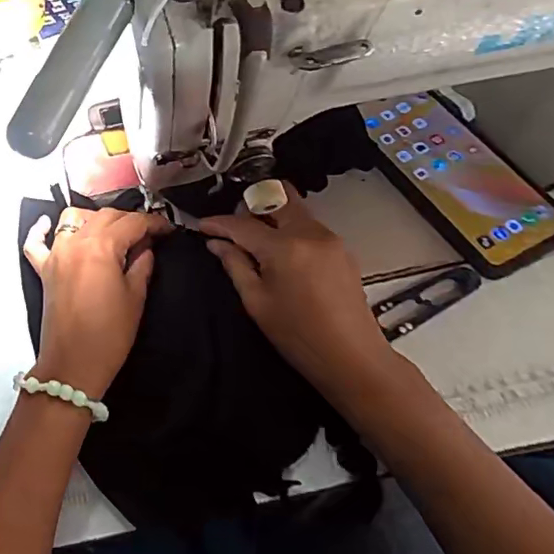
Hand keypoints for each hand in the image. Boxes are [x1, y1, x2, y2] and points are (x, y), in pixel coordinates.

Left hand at [23, 207, 172, 397]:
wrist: (73, 366)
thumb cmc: (109, 335)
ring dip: (94, 219)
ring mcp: (55, 255)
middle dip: (128, 220)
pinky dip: (42, 230)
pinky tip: (49, 224)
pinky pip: (36, 242)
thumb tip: (146, 247)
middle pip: (104, 216)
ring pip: (73, 219)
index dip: (153, 223)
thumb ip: (142, 264)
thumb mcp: (135, 297)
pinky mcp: (44, 271)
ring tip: (112, 232)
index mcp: (101, 248)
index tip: (167, 230)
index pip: (132, 223)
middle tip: (147, 234)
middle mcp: (74, 243)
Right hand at [199, 188, 398, 395]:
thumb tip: (217, 244)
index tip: (202, 225)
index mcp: (284, 247)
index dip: (218, 223)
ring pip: (296, 210)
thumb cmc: (298, 336)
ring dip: (273, 217)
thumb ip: (235, 266)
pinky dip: (292, 231)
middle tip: (235, 226)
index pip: (243, 223)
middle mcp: (310, 233)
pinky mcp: (343, 250)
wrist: (351, 357)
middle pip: (278, 197)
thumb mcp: (257, 302)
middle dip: (252, 204)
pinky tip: (283, 256)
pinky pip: (311, 227)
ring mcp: (331, 239)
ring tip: (257, 243)